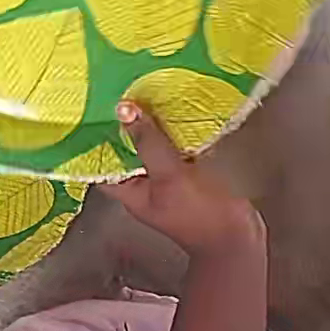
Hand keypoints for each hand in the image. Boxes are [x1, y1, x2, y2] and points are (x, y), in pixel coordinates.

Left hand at [98, 101, 265, 259]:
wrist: (236, 239)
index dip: (94, 140)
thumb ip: (148, 142)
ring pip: (154, 148)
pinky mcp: (192, 176)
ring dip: (153, 126)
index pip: (101, 164)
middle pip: (129, 152)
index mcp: (131, 192)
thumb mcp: (169, 175)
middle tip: (122, 92)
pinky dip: (177, 134)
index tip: (93, 110)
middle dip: (127, 126)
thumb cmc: (199, 214)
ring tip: (146, 93)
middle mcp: (146, 186)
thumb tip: (124, 108)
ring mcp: (170, 181)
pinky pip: (178, 150)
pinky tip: (178, 111)